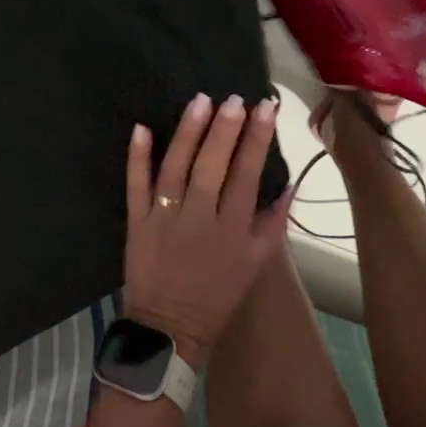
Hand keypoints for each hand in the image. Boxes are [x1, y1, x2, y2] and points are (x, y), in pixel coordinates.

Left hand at [124, 93, 293, 366]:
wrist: (170, 328)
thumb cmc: (218, 295)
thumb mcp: (256, 264)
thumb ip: (273, 223)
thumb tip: (289, 183)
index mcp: (233, 230)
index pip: (247, 176)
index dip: (257, 140)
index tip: (265, 108)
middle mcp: (200, 220)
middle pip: (213, 167)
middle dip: (225, 130)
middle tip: (234, 98)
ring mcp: (165, 219)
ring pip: (176, 169)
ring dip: (187, 133)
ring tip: (200, 101)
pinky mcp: (137, 222)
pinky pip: (136, 186)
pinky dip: (137, 157)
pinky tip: (141, 127)